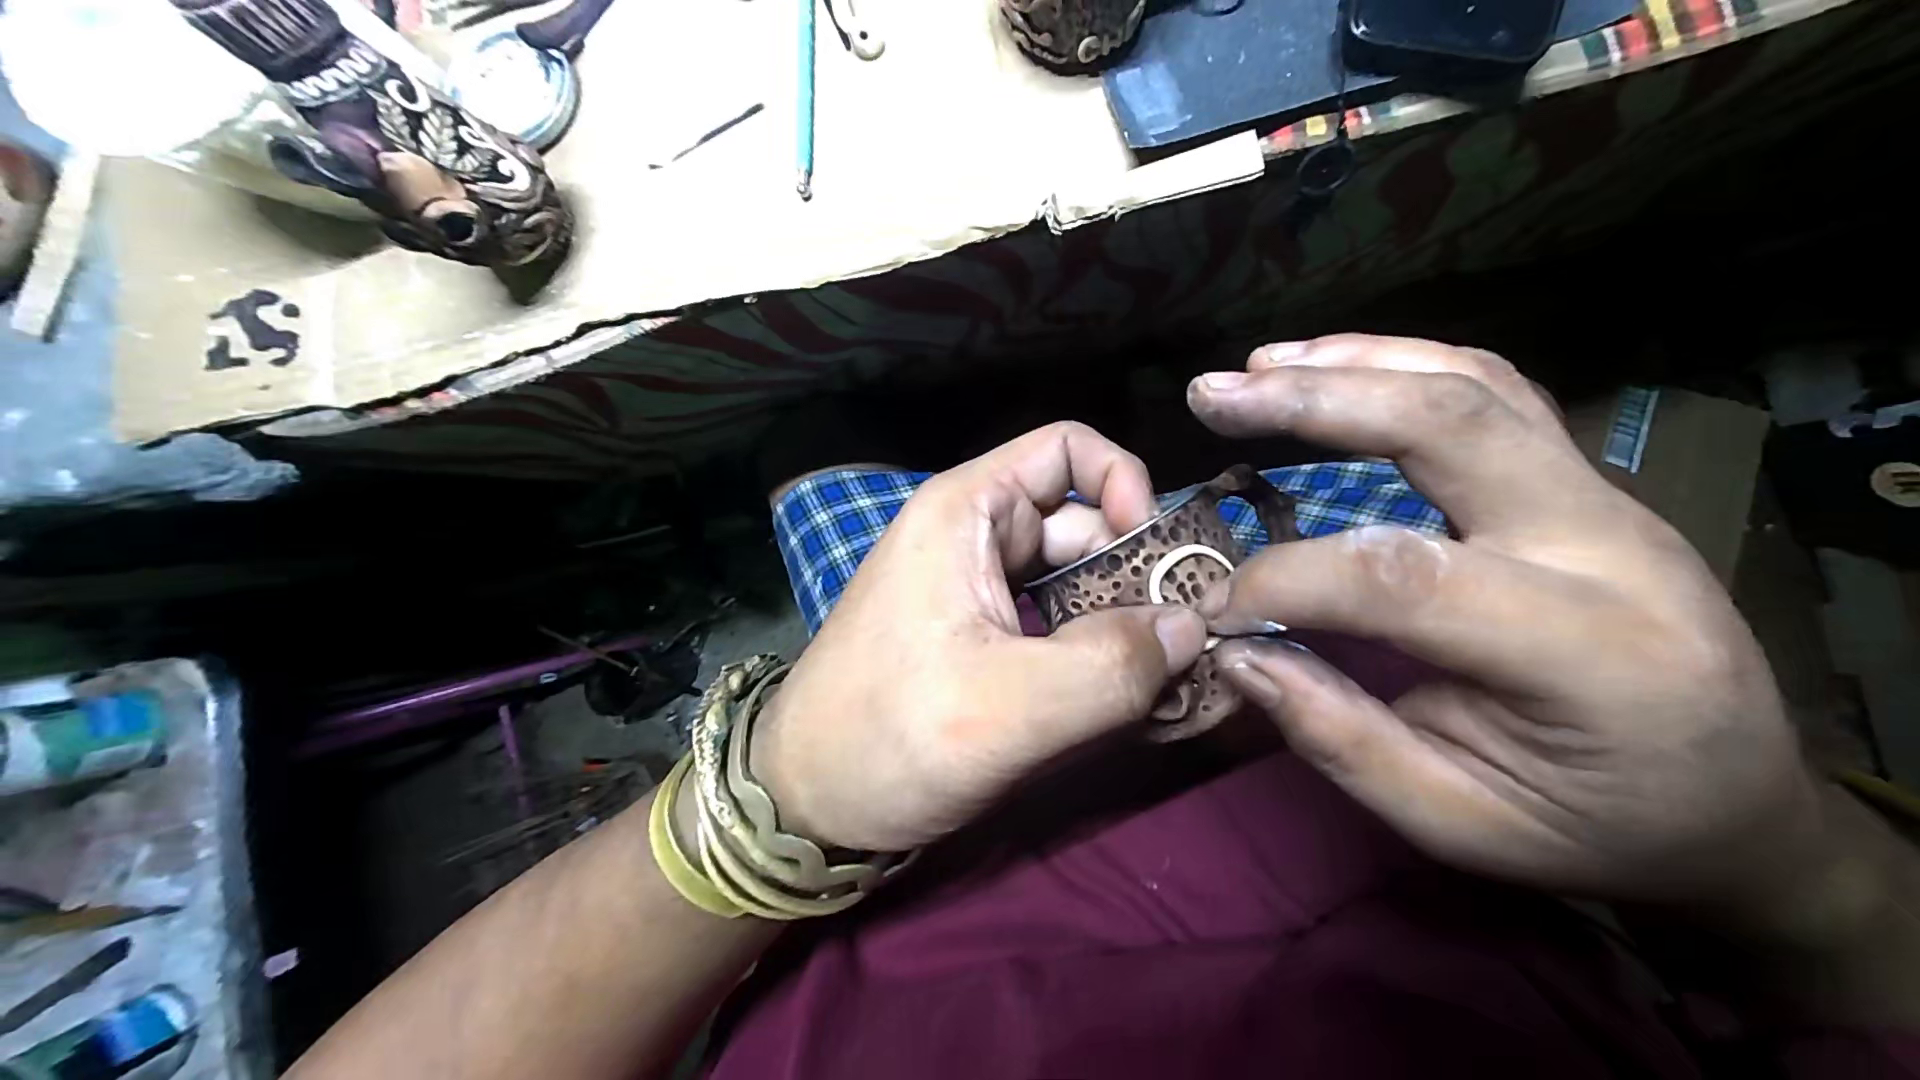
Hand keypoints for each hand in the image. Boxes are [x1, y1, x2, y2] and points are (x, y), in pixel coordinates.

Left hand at [750, 423, 1207, 851]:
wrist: (805, 804)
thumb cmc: (888, 739)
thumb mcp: (1009, 708)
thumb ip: (1114, 666)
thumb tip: (1195, 625)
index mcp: (964, 514)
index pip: (1068, 450)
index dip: (1125, 485)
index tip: (1154, 560)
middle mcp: (972, 537)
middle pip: (1083, 522)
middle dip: (1136, 576)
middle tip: (1183, 645)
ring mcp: (975, 589)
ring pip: (1074, 580)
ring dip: (1121, 625)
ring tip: (1163, 682)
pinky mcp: (980, 636)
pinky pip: (1054, 624)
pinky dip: (1092, 653)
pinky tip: (1121, 700)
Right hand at [1186, 335, 1822, 908]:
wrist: (1732, 804)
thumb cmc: (1589, 825)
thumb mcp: (1452, 820)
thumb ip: (1335, 736)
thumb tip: (1234, 652)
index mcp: (1587, 651)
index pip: (1398, 576)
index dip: (1282, 580)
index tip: (1214, 608)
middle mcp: (1608, 545)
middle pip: (1451, 425)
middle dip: (1311, 402)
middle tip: (1210, 397)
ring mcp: (1602, 498)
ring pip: (1473, 385)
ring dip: (1351, 364)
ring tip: (1255, 368)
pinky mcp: (1580, 484)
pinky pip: (1490, 392)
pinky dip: (1397, 366)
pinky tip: (1329, 369)